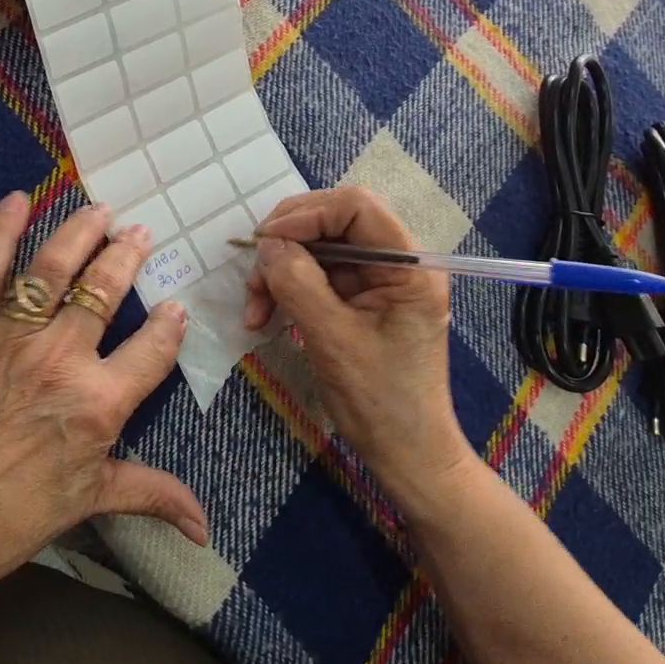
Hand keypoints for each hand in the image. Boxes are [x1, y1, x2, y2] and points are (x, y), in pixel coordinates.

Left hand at [0, 192, 205, 607]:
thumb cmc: (12, 514)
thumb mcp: (89, 501)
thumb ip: (151, 495)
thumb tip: (205, 527)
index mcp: (99, 403)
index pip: (151, 349)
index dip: (170, 324)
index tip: (176, 306)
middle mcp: (61, 358)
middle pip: (104, 292)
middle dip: (127, 256)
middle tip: (140, 233)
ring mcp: (12, 336)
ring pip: (53, 269)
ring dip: (80, 233)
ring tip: (100, 211)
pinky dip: (0, 231)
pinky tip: (16, 199)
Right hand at [245, 187, 476, 502]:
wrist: (405, 455)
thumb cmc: (380, 401)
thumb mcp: (332, 339)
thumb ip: (298, 283)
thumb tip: (267, 244)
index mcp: (408, 268)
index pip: (356, 207)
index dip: (307, 214)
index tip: (267, 242)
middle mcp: (395, 266)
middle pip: (331, 223)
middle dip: (286, 244)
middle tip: (256, 276)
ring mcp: (375, 283)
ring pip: (315, 250)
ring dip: (279, 272)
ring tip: (256, 309)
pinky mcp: (357, 301)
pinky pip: (314, 276)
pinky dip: (285, 290)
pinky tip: (266, 315)